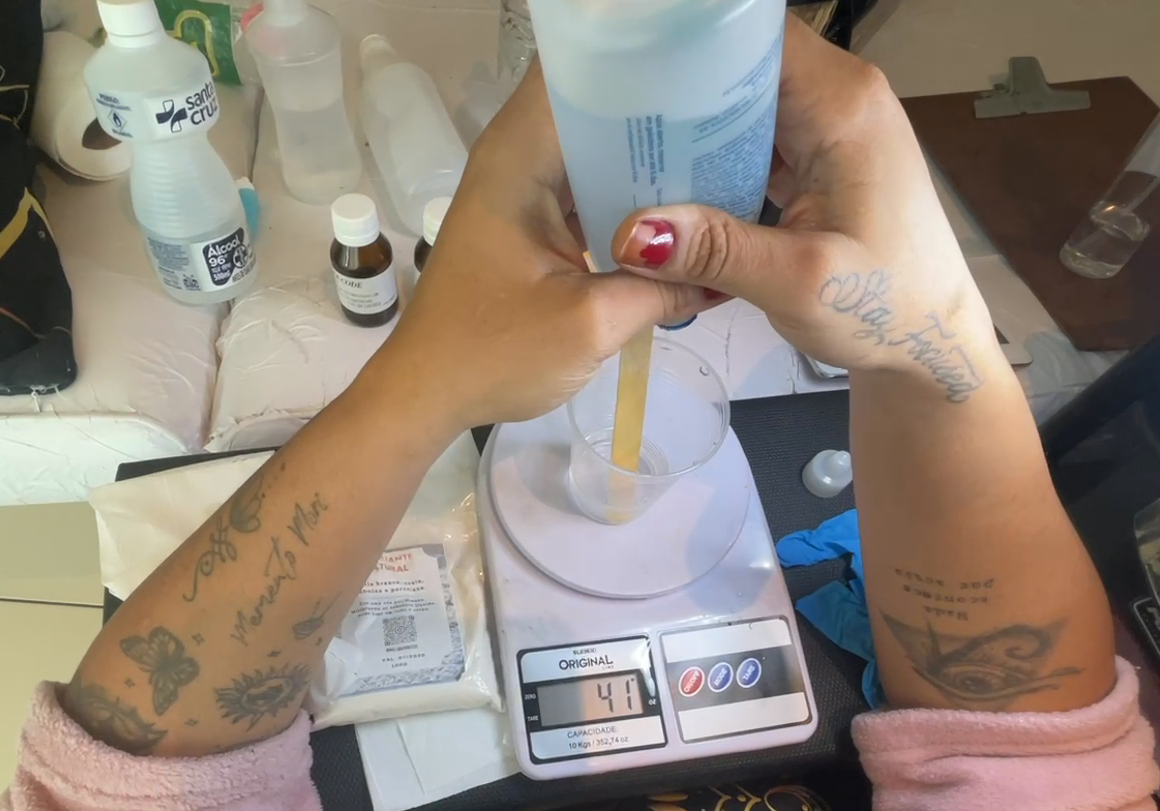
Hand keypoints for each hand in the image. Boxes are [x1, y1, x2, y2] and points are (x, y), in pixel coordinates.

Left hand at [363, 63, 714, 432]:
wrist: (427, 394)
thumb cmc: (493, 355)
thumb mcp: (590, 323)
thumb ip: (662, 289)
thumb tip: (721, 275)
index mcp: (521, 155)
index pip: (588, 67)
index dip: (650, 69)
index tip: (711, 90)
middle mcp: (518, 157)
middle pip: (600, 108)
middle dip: (664, 121)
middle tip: (732, 142)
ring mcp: (521, 193)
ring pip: (596, 155)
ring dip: (649, 167)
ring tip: (719, 176)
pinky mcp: (526, 227)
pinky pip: (585, 195)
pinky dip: (625, 205)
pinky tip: (674, 224)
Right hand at [606, 20, 994, 392]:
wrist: (927, 336)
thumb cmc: (884, 307)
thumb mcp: (795, 281)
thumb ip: (715, 251)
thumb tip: (630, 234)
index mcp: (840, 104)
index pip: (751, 39)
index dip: (687, 51)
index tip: (625, 80)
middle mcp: (835, 100)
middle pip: (739, 70)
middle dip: (674, 98)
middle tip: (611, 137)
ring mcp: (825, 132)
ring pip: (740, 110)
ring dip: (687, 138)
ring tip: (628, 165)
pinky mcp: (816, 164)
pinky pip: (751, 146)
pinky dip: (710, 167)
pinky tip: (671, 196)